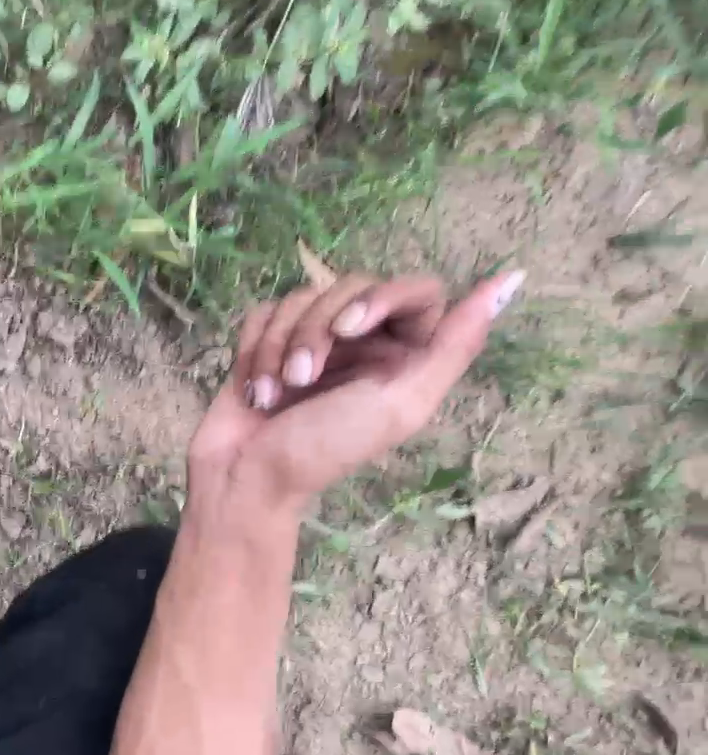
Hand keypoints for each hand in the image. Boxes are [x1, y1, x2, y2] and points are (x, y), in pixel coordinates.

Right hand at [188, 269, 523, 518]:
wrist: (244, 475)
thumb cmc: (323, 449)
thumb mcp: (400, 404)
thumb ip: (454, 346)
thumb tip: (510, 280)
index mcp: (407, 354)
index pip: (414, 289)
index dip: (377, 299)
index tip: (346, 329)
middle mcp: (362, 342)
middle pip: (346, 287)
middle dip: (314, 331)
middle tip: (301, 378)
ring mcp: (310, 342)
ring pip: (297, 301)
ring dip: (278, 347)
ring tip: (272, 392)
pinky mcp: (264, 346)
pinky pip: (262, 315)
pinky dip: (253, 348)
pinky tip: (254, 385)